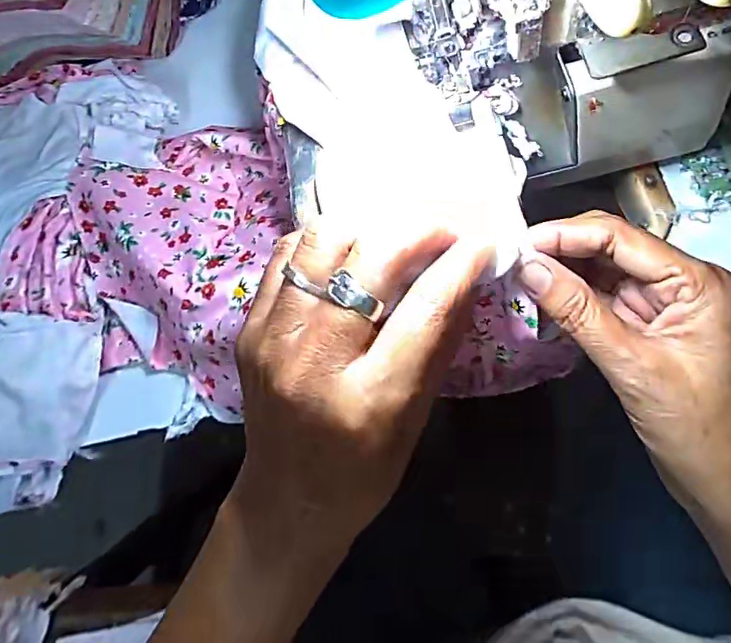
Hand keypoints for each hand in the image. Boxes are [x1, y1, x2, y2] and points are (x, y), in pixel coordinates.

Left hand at [155, 220, 493, 642]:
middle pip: (369, 264)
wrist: (285, 501)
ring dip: (366, 229)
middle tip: (440, 233)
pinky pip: (287, 255)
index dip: (458, 266)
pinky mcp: (249, 325)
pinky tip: (345, 252)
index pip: (423, 310)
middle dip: (416, 234)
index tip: (481, 242)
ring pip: (321, 243)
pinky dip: (323, 242)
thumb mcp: (416, 419)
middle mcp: (314, 360)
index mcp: (367, 399)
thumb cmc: (362, 472)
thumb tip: (467, 276)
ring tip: (391, 237)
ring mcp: (273, 337)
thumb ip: (440, 343)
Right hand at [519, 211, 730, 532]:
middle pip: (612, 248)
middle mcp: (685, 283)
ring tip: (521, 274)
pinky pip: (609, 299)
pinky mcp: (655, 328)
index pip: (620, 237)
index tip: (520, 242)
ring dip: (566, 273)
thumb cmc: (705, 436)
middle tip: (514, 257)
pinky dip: (577, 298)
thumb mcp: (634, 368)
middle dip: (562, 251)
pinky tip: (547, 297)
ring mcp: (670, 306)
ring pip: (606, 273)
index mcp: (697, 282)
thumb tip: (529, 267)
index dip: (566, 234)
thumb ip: (579, 311)